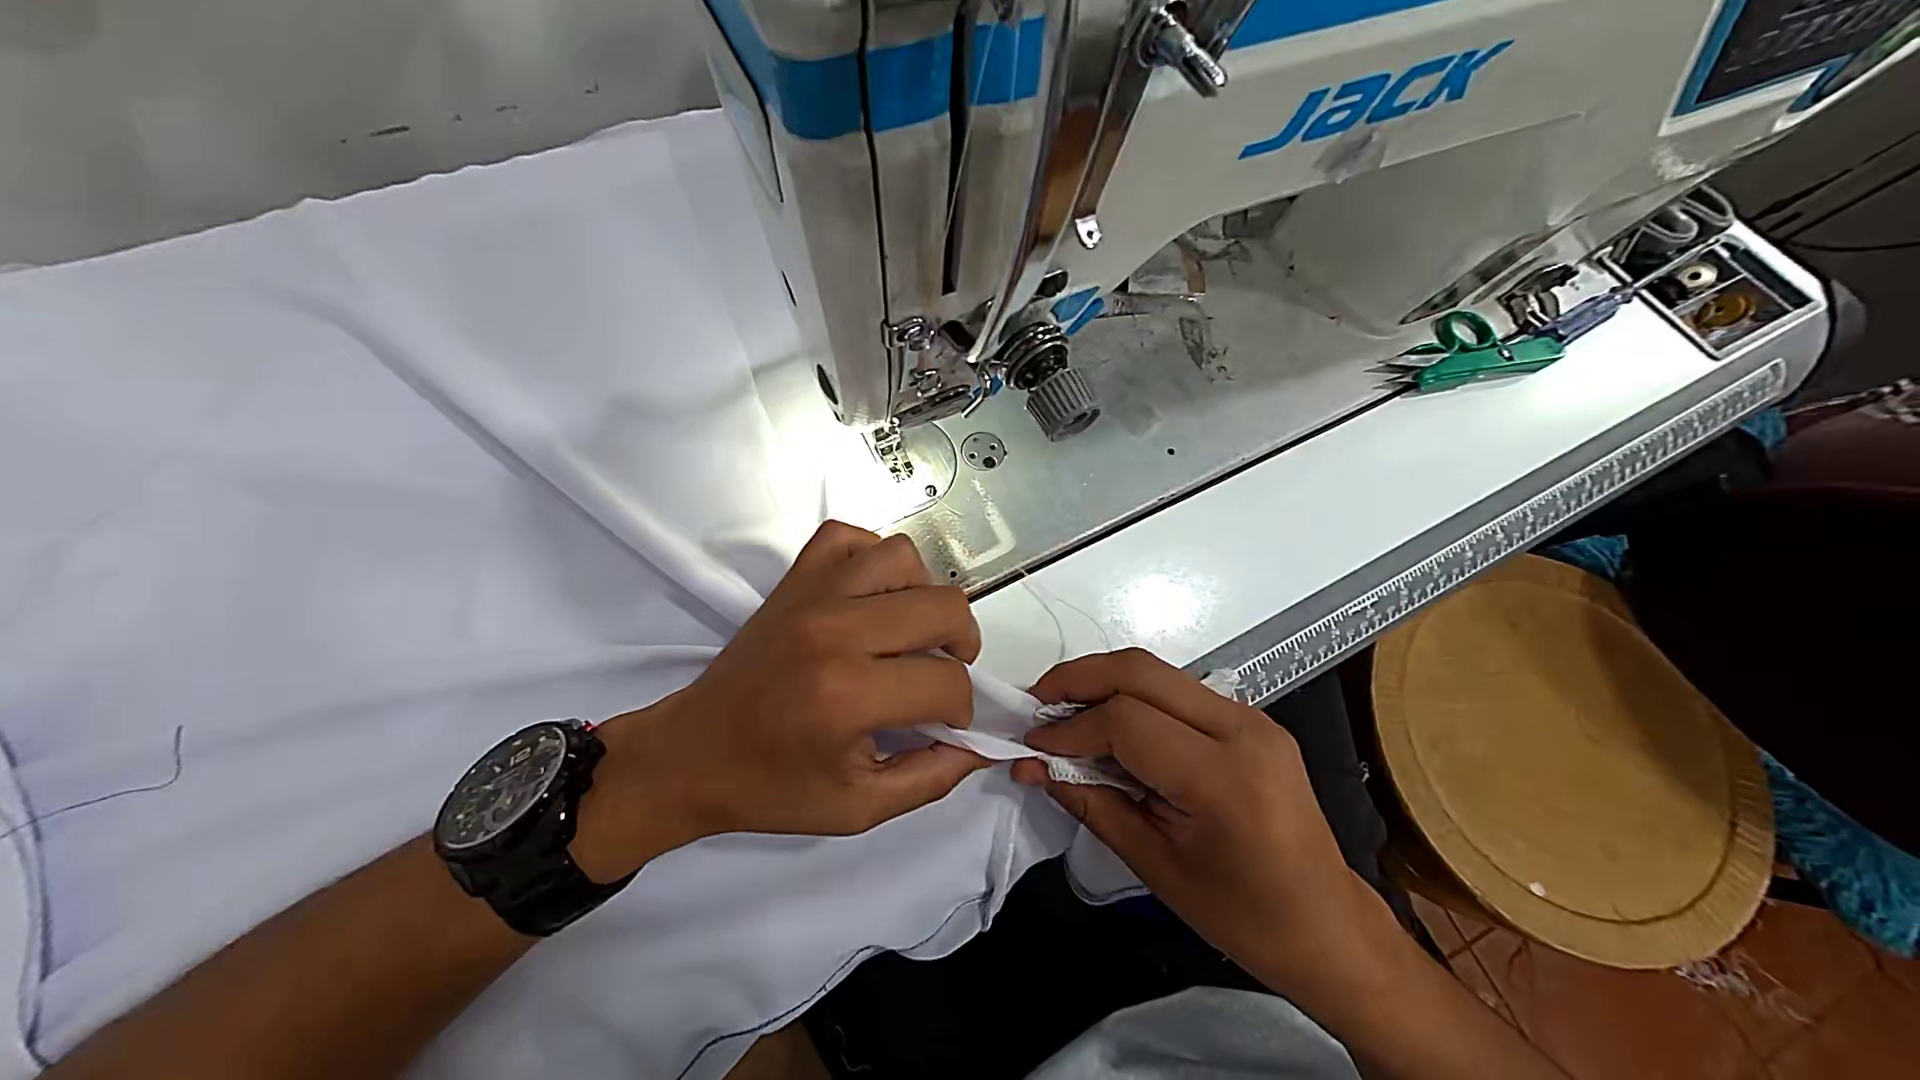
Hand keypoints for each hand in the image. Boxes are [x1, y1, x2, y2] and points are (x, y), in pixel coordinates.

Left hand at [572, 522, 989, 880]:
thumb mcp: (858, 807)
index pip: (947, 682)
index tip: (946, 722)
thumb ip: (930, 778)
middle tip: (942, 674)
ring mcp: (811, 596)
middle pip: (943, 607)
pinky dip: (872, 559)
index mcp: (848, 695)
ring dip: (923, 596)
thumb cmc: (771, 787)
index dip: (962, 708)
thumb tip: (979, 748)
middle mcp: (834, 631)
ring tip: (911, 632)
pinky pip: (849, 538)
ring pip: (903, 557)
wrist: (691, 755)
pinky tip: (873, 598)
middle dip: (962, 646)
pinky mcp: (793, 581)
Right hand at [1011, 649, 1376, 987]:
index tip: (1033, 744)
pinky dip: (1132, 697)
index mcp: (1225, 778)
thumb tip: (1032, 766)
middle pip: (1140, 671)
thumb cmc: (1242, 915)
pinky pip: (1177, 690)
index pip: (1126, 721)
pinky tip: (1108, 724)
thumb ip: (1089, 802)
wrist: (1327, 927)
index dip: (1069, 727)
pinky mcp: (1251, 720)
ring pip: (1157, 672)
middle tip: (1037, 703)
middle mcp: (1243, 730)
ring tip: (1064, 712)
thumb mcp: (1153, 864)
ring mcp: (1252, 718)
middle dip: (1077, 678)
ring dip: (1103, 682)